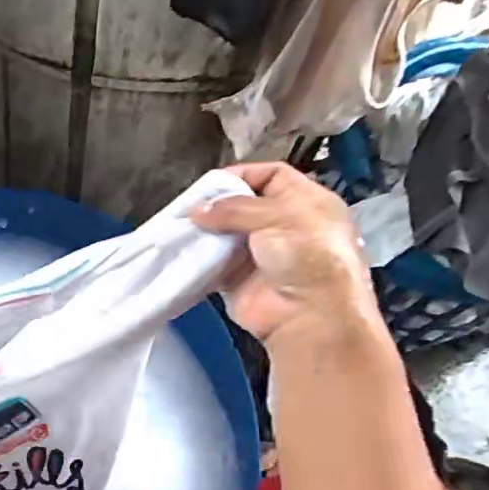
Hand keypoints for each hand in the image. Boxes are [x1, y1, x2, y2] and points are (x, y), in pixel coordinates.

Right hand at [192, 162, 382, 353]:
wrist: (308, 316)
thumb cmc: (307, 257)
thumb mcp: (278, 216)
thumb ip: (234, 208)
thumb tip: (197, 211)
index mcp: (305, 203)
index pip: (272, 175)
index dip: (243, 174)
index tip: (213, 183)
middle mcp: (282, 225)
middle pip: (242, 204)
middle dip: (216, 204)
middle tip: (189, 205)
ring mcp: (258, 253)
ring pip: (223, 233)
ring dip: (203, 230)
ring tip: (180, 226)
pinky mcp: (237, 278)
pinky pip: (211, 262)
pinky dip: (197, 256)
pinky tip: (181, 249)